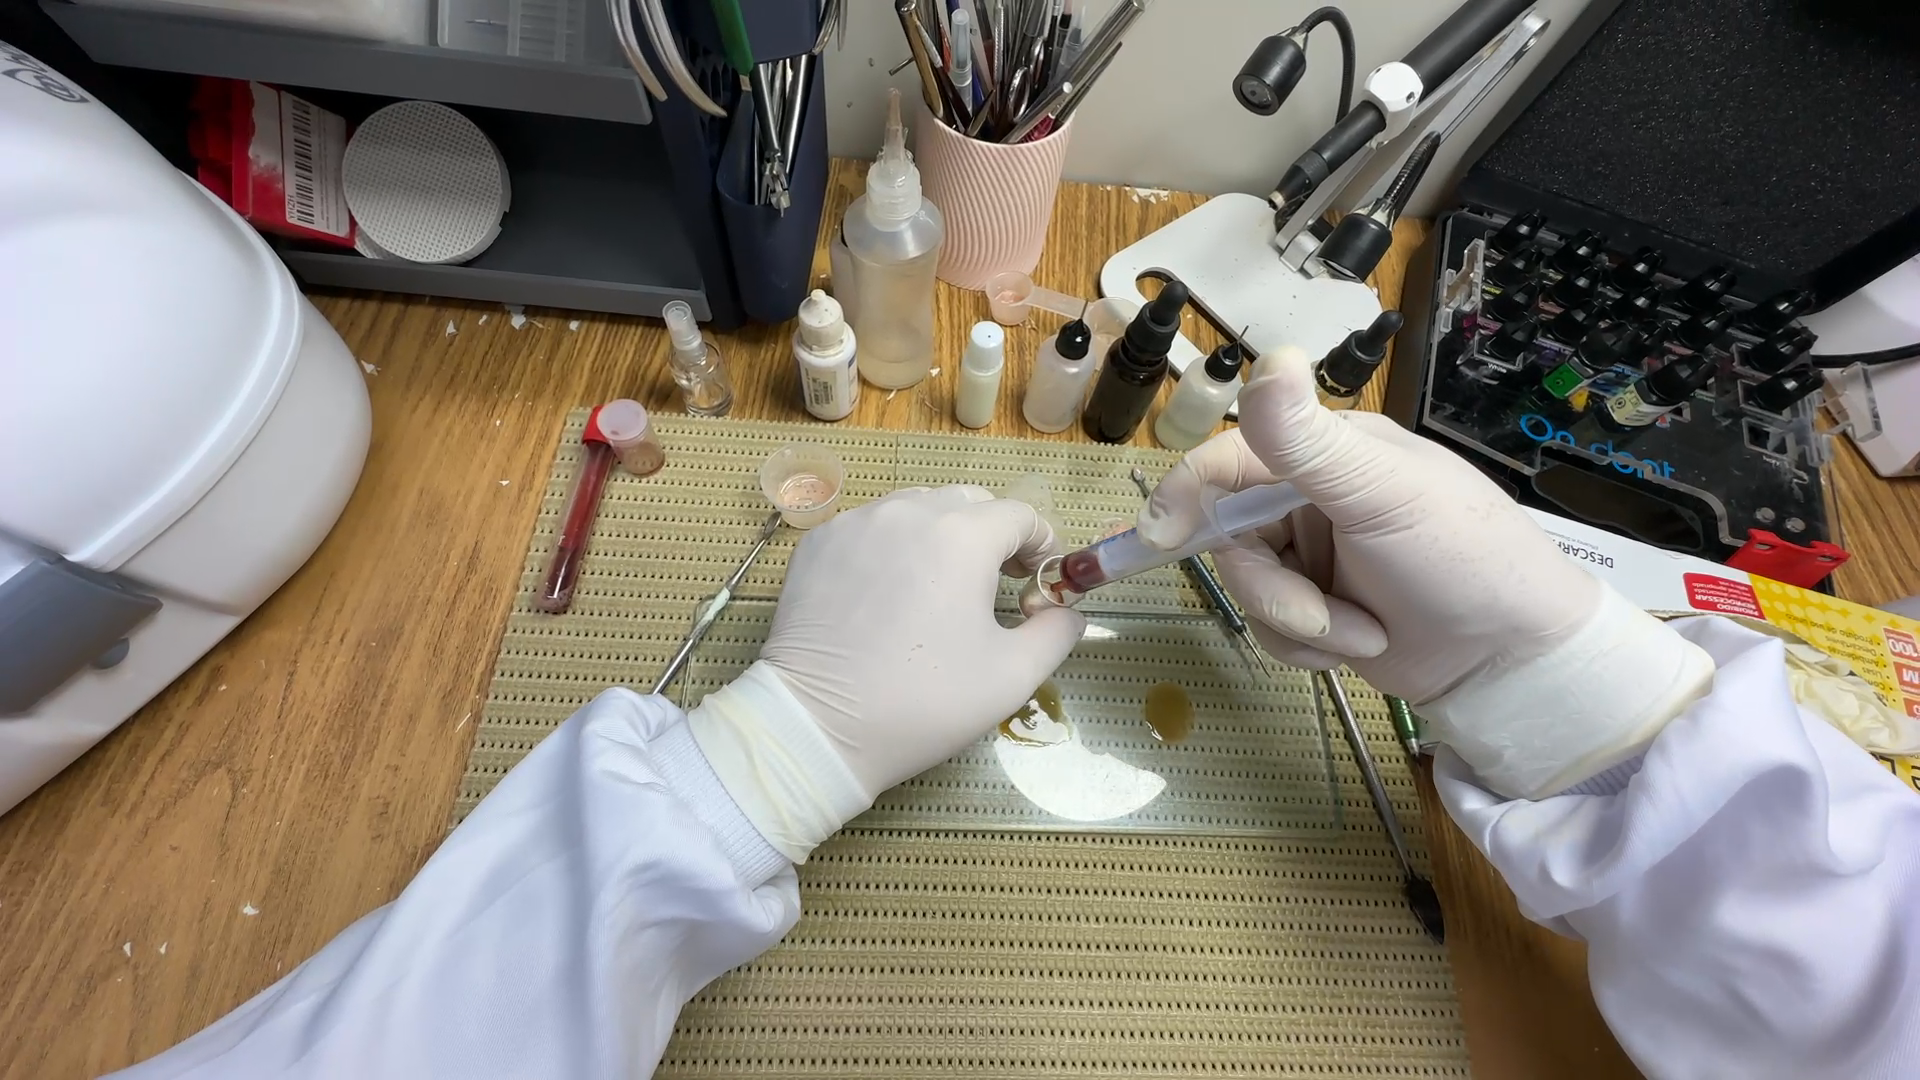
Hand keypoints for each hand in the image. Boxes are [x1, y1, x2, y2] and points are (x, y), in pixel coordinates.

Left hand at [688, 487, 1084, 860]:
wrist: (819, 725)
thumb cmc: (924, 700)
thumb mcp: (1012, 676)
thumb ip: (1056, 632)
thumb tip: (1066, 611)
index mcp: (961, 536)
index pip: (1019, 515)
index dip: (1040, 543)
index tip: (1037, 578)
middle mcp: (909, 511)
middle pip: (968, 502)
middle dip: (991, 533)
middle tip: (992, 580)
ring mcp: (856, 522)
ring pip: (915, 507)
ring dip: (939, 533)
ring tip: (936, 583)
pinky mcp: (818, 542)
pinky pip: (870, 526)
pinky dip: (890, 545)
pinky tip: (884, 590)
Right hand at [1137, 348, 1711, 797]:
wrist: (1508, 664)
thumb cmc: (1462, 561)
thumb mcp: (1385, 496)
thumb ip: (1310, 441)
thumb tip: (1267, 358)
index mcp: (1321, 456)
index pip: (1226, 461)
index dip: (1183, 494)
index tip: (1161, 538)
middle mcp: (1303, 499)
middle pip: (1226, 538)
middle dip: (1272, 589)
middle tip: (1317, 614)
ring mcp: (1304, 556)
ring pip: (1244, 588)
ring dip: (1298, 622)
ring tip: (1362, 633)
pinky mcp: (1306, 607)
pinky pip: (1265, 627)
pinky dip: (1303, 647)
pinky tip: (1353, 647)